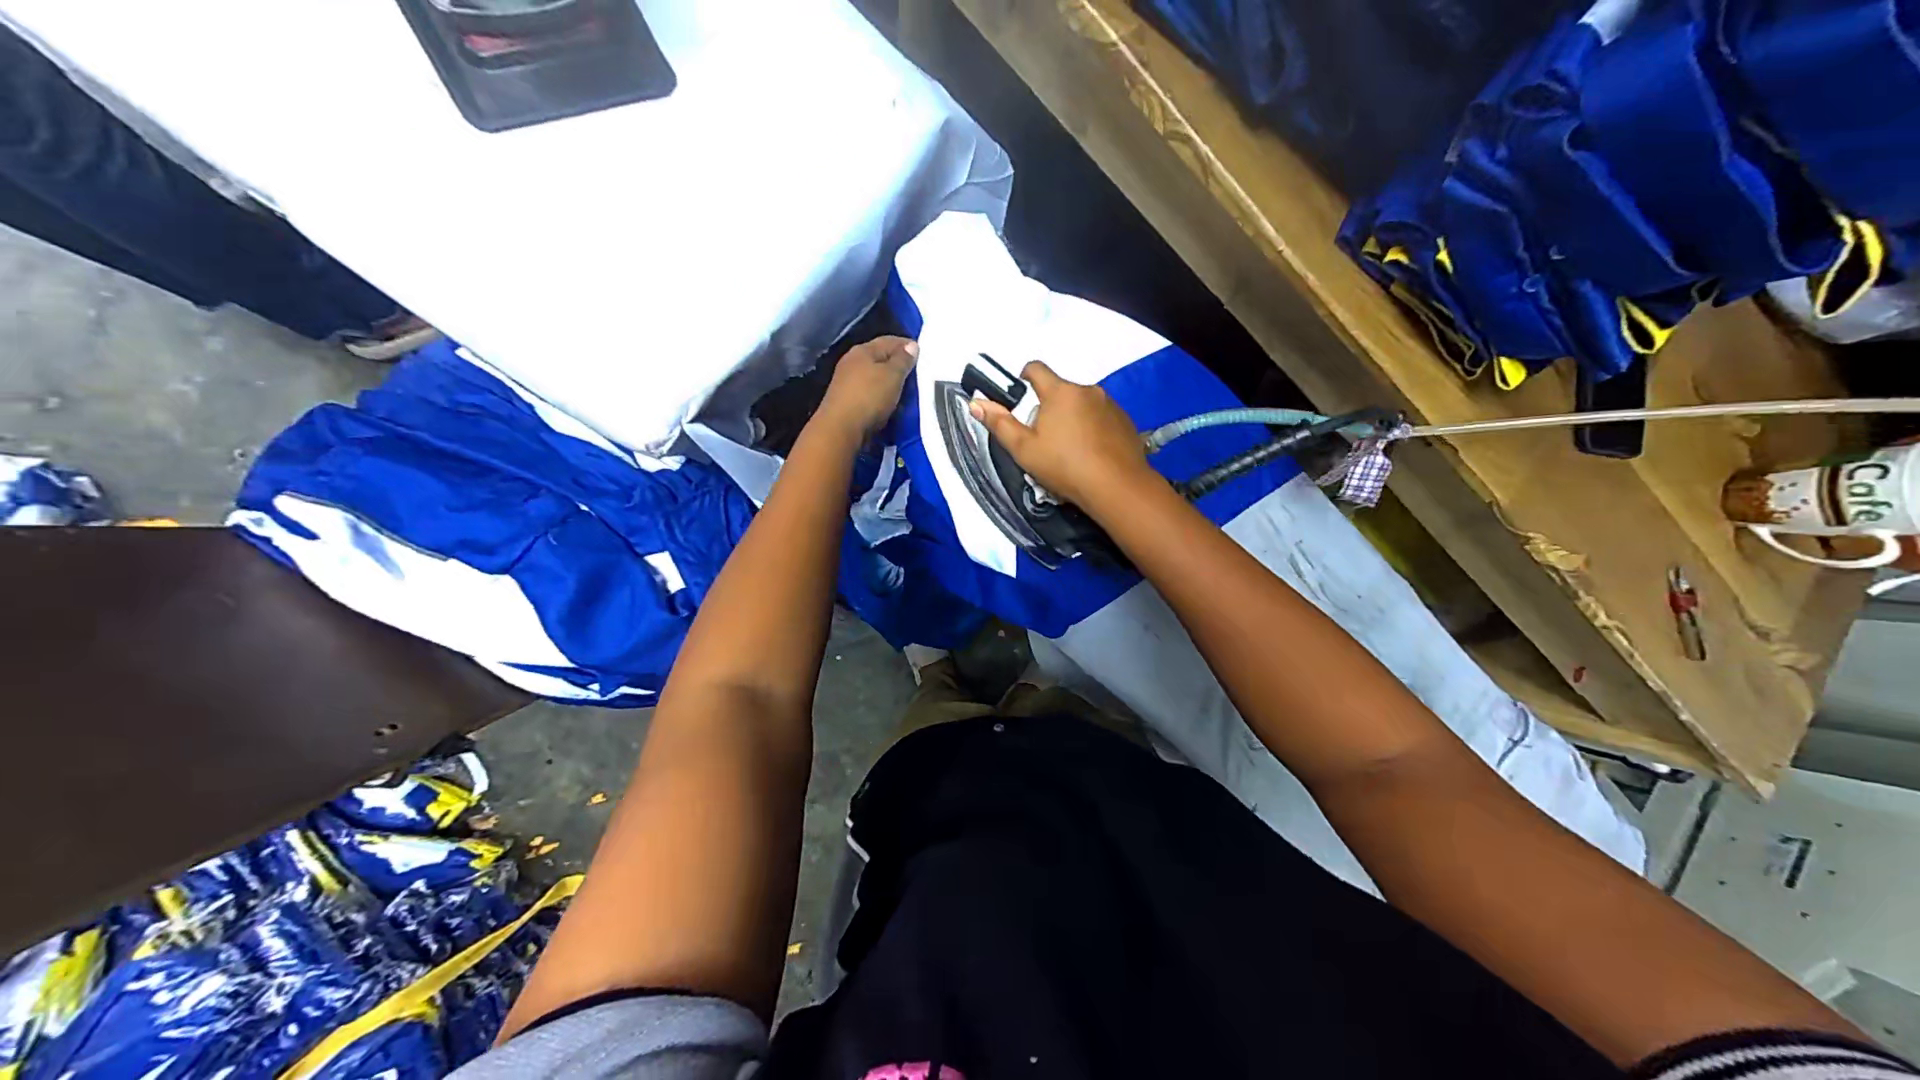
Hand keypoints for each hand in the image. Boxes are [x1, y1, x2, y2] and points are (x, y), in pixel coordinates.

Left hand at [816, 336, 918, 440]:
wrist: (840, 429)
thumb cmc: (869, 397)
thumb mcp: (893, 375)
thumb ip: (903, 360)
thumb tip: (911, 345)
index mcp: (862, 350)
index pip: (888, 340)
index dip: (906, 345)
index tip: (923, 353)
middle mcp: (852, 362)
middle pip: (880, 358)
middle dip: (898, 364)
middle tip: (917, 373)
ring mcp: (847, 383)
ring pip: (875, 377)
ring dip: (890, 382)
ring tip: (908, 390)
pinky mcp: (847, 402)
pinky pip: (870, 393)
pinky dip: (882, 395)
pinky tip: (891, 403)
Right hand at [968, 361, 1158, 509]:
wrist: (1116, 487)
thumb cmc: (1064, 466)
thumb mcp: (1023, 449)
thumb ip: (999, 423)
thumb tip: (975, 402)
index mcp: (1060, 392)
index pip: (1036, 369)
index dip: (1024, 377)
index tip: (1020, 394)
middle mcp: (1088, 391)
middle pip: (1060, 391)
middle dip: (1049, 408)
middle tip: (1043, 439)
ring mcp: (1111, 405)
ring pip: (1083, 405)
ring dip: (1073, 419)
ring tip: (1070, 451)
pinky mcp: (1126, 422)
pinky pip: (1103, 419)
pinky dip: (1094, 430)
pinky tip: (1092, 455)